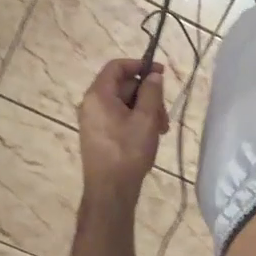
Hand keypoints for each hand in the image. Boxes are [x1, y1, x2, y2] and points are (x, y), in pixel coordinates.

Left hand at [77, 59, 168, 195]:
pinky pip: (118, 117)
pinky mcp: (98, 134)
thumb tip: (154, 75)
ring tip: (161, 128)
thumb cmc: (128, 151)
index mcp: (98, 95)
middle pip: (122, 86)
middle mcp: (91, 104)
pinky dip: (136, 120)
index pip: (116, 66)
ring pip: (123, 103)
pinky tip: (150, 135)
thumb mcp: (146, 119)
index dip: (140, 65)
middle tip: (164, 113)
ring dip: (145, 110)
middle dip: (147, 95)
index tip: (161, 73)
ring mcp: (93, 120)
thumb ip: (151, 92)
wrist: (110, 190)